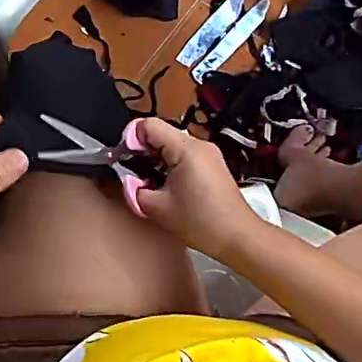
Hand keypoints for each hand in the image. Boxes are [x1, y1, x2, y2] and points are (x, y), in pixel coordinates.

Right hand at [132, 118, 266, 258]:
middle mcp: (200, 145)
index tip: (124, 157)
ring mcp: (209, 154)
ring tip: (149, 182)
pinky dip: (171, 164)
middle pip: (161, 133)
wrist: (237, 236)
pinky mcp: (213, 164)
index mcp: (186, 149)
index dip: (131, 138)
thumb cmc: (204, 223)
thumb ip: (135, 190)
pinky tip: (166, 186)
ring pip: (172, 144)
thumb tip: (128, 180)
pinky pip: (185, 154)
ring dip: (156, 158)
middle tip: (133, 172)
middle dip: (143, 150)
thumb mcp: (158, 208)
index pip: (149, 125)